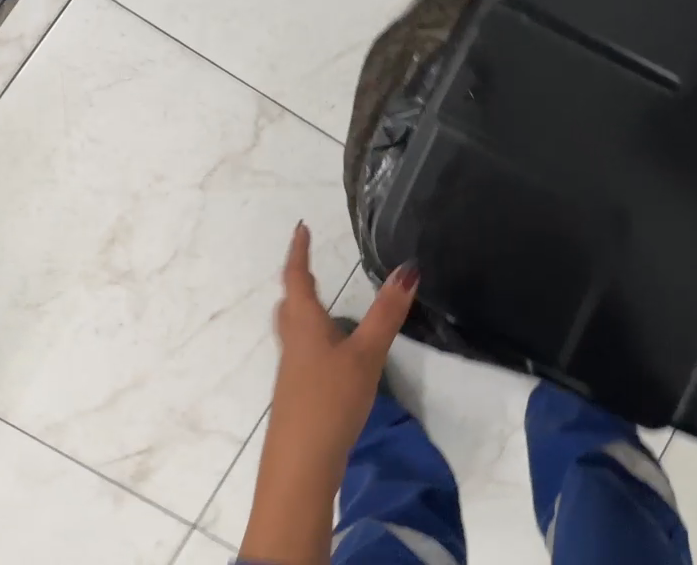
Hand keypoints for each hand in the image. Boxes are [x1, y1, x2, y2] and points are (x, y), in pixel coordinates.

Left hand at [241, 222, 417, 564]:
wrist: (299, 469)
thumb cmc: (329, 402)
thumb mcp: (366, 355)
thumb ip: (387, 314)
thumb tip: (408, 269)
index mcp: (305, 326)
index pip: (297, 278)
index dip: (298, 252)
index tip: (300, 228)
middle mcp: (293, 344)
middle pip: (288, 305)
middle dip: (297, 282)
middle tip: (309, 265)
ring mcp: (292, 373)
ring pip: (294, 331)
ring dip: (304, 312)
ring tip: (323, 305)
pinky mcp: (298, 398)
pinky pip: (302, 354)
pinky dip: (314, 340)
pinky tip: (333, 357)